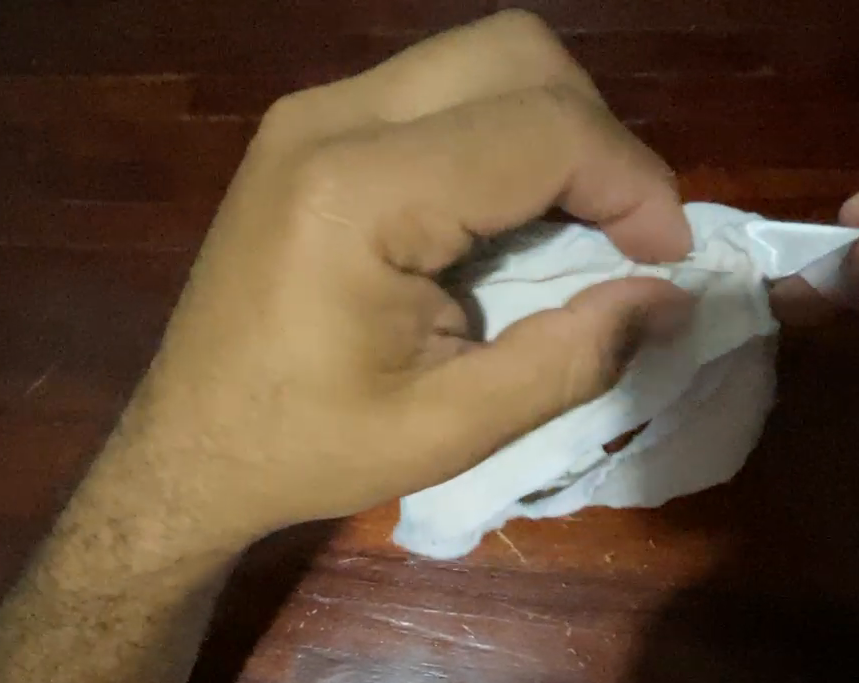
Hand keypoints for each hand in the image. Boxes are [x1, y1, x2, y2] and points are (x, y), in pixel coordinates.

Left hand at [85, 11, 692, 557]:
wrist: (189, 450)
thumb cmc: (307, 452)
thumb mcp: (447, 429)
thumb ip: (568, 359)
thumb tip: (669, 300)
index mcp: (361, 195)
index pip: (542, 130)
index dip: (633, 181)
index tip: (667, 256)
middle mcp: (327, 122)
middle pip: (513, 55)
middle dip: (594, 135)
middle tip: (621, 232)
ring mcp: (305, 119)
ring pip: (472, 62)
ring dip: (544, 131)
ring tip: (571, 227)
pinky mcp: (300, 137)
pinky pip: (426, 97)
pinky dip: (488, 140)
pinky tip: (495, 218)